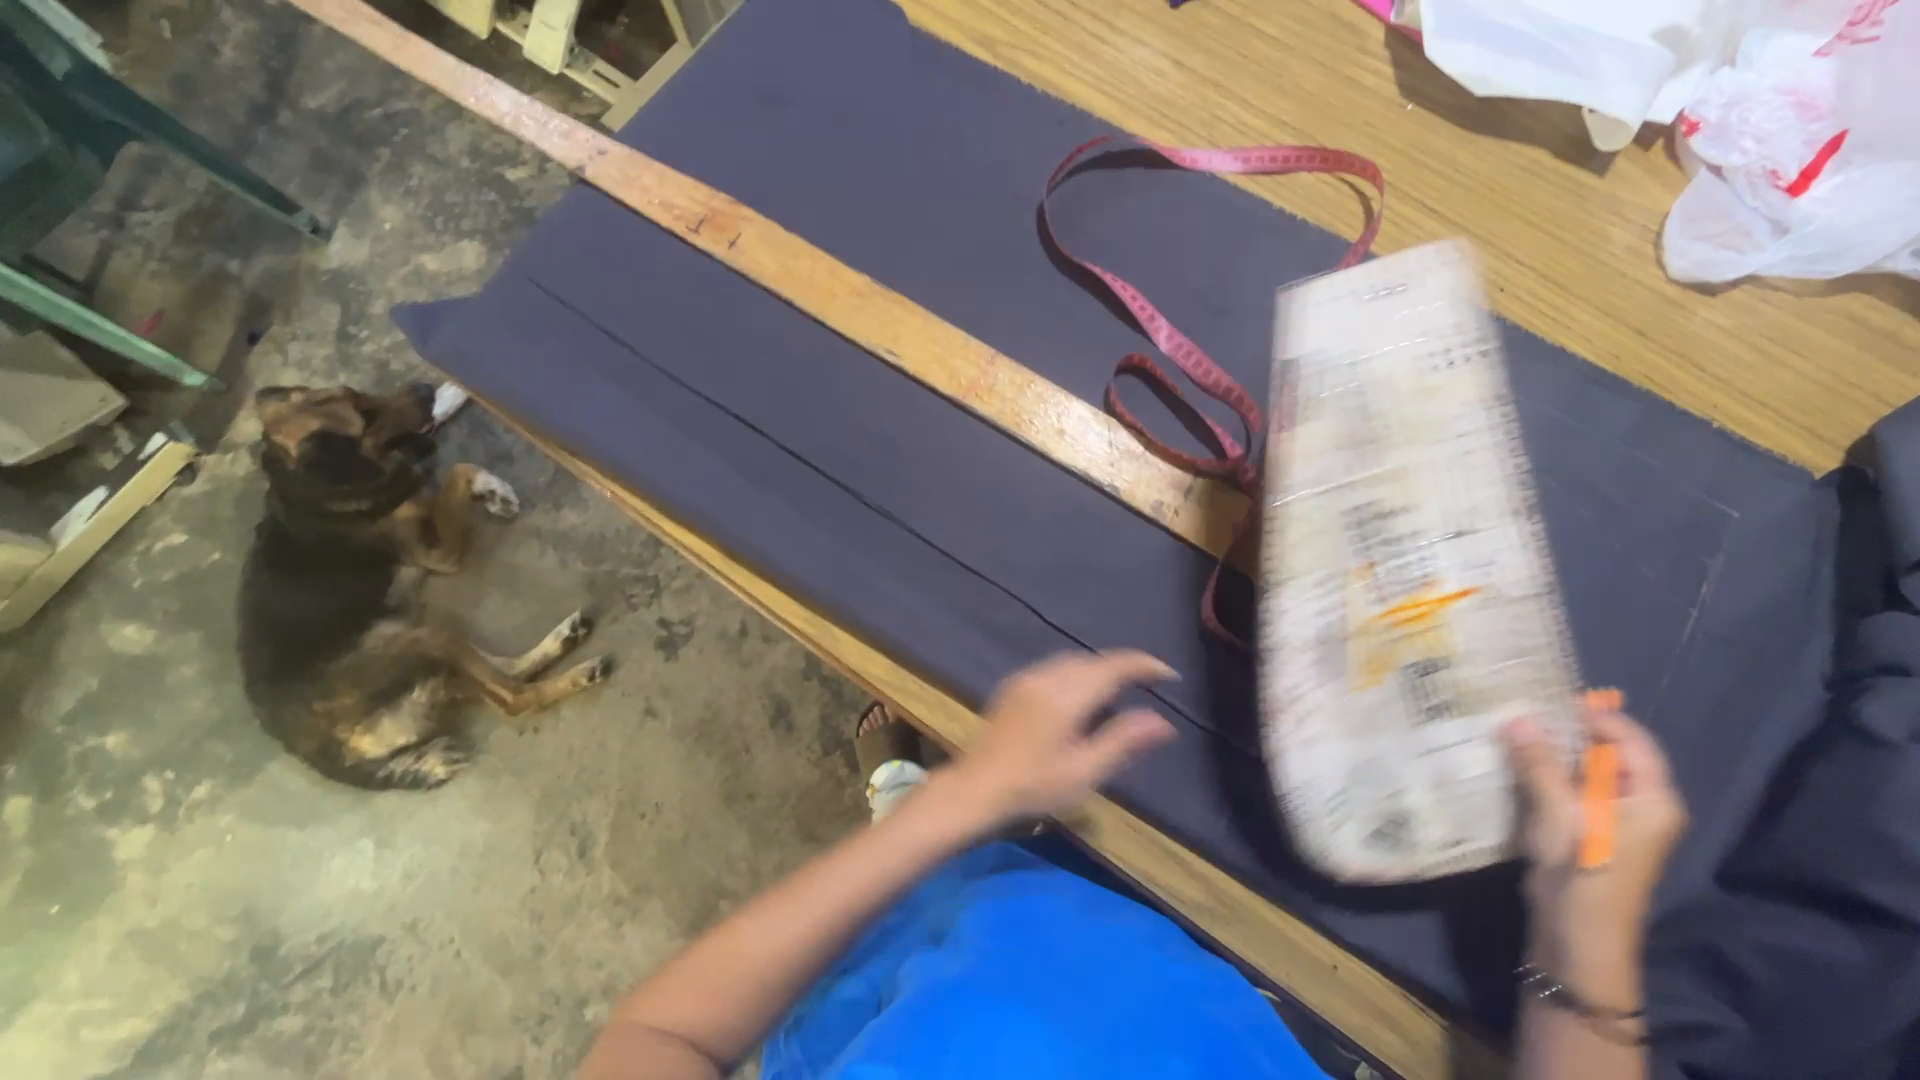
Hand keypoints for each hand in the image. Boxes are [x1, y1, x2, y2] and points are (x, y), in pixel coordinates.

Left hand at [944, 650, 1178, 823]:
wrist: (975, 789)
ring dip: (1098, 671)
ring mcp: (1025, 679)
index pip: (1113, 666)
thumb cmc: (1033, 787)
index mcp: (1065, 696)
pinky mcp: (1012, 687)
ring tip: (1118, 696)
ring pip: (1072, 662)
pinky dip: (1076, 676)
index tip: (1170, 676)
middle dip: (1123, 668)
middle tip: (1147, 688)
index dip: (1144, 666)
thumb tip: (1163, 722)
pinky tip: (1080, 701)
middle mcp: (1044, 677)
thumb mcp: (1084, 771)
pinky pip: (1054, 669)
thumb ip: (1123, 741)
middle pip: (1093, 661)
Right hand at [1502, 701, 1686, 997]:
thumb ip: (1539, 764)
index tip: (1546, 696)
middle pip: (1603, 752)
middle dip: (1563, 730)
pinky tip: (1509, 763)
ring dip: (1546, 752)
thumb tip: (1514, 717)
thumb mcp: (1561, 816)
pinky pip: (1564, 790)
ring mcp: (1610, 818)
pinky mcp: (1583, 831)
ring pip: (1579, 770)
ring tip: (1507, 729)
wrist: (1577, 940)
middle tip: (1518, 707)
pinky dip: (1540, 774)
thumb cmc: (1584, 875)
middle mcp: (1637, 803)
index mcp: (1652, 798)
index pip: (1629, 739)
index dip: (1593, 715)